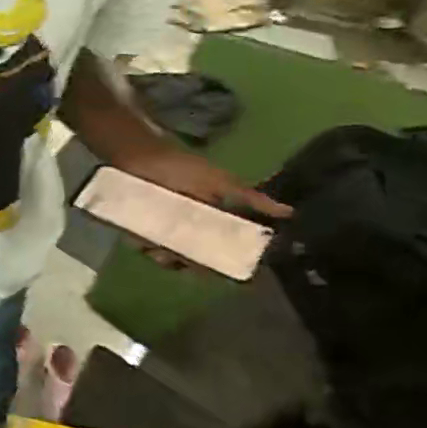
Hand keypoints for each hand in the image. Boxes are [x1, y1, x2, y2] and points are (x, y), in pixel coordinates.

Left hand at [119, 148, 291, 269]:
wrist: (140, 153)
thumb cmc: (181, 166)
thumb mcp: (219, 181)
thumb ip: (249, 197)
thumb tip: (290, 212)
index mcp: (209, 221)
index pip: (223, 250)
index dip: (230, 263)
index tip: (238, 274)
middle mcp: (186, 229)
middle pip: (196, 260)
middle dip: (197, 267)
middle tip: (195, 264)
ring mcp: (160, 229)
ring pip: (169, 257)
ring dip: (170, 260)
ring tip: (167, 252)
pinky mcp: (136, 227)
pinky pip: (142, 246)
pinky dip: (146, 249)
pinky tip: (149, 246)